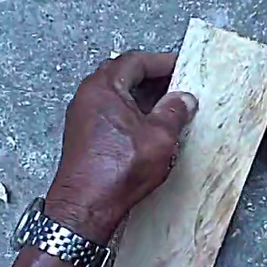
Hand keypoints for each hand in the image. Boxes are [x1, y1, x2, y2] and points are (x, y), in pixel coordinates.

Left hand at [45, 53, 196, 240]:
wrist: (86, 205)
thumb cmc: (117, 170)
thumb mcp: (160, 137)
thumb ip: (174, 112)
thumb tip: (183, 99)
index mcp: (103, 87)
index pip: (135, 61)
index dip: (161, 62)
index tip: (180, 66)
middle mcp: (87, 96)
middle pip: (122, 74)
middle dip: (151, 78)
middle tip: (176, 85)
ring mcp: (82, 116)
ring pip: (115, 94)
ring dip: (141, 96)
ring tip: (166, 108)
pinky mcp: (83, 135)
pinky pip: (109, 112)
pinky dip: (130, 112)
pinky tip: (147, 127)